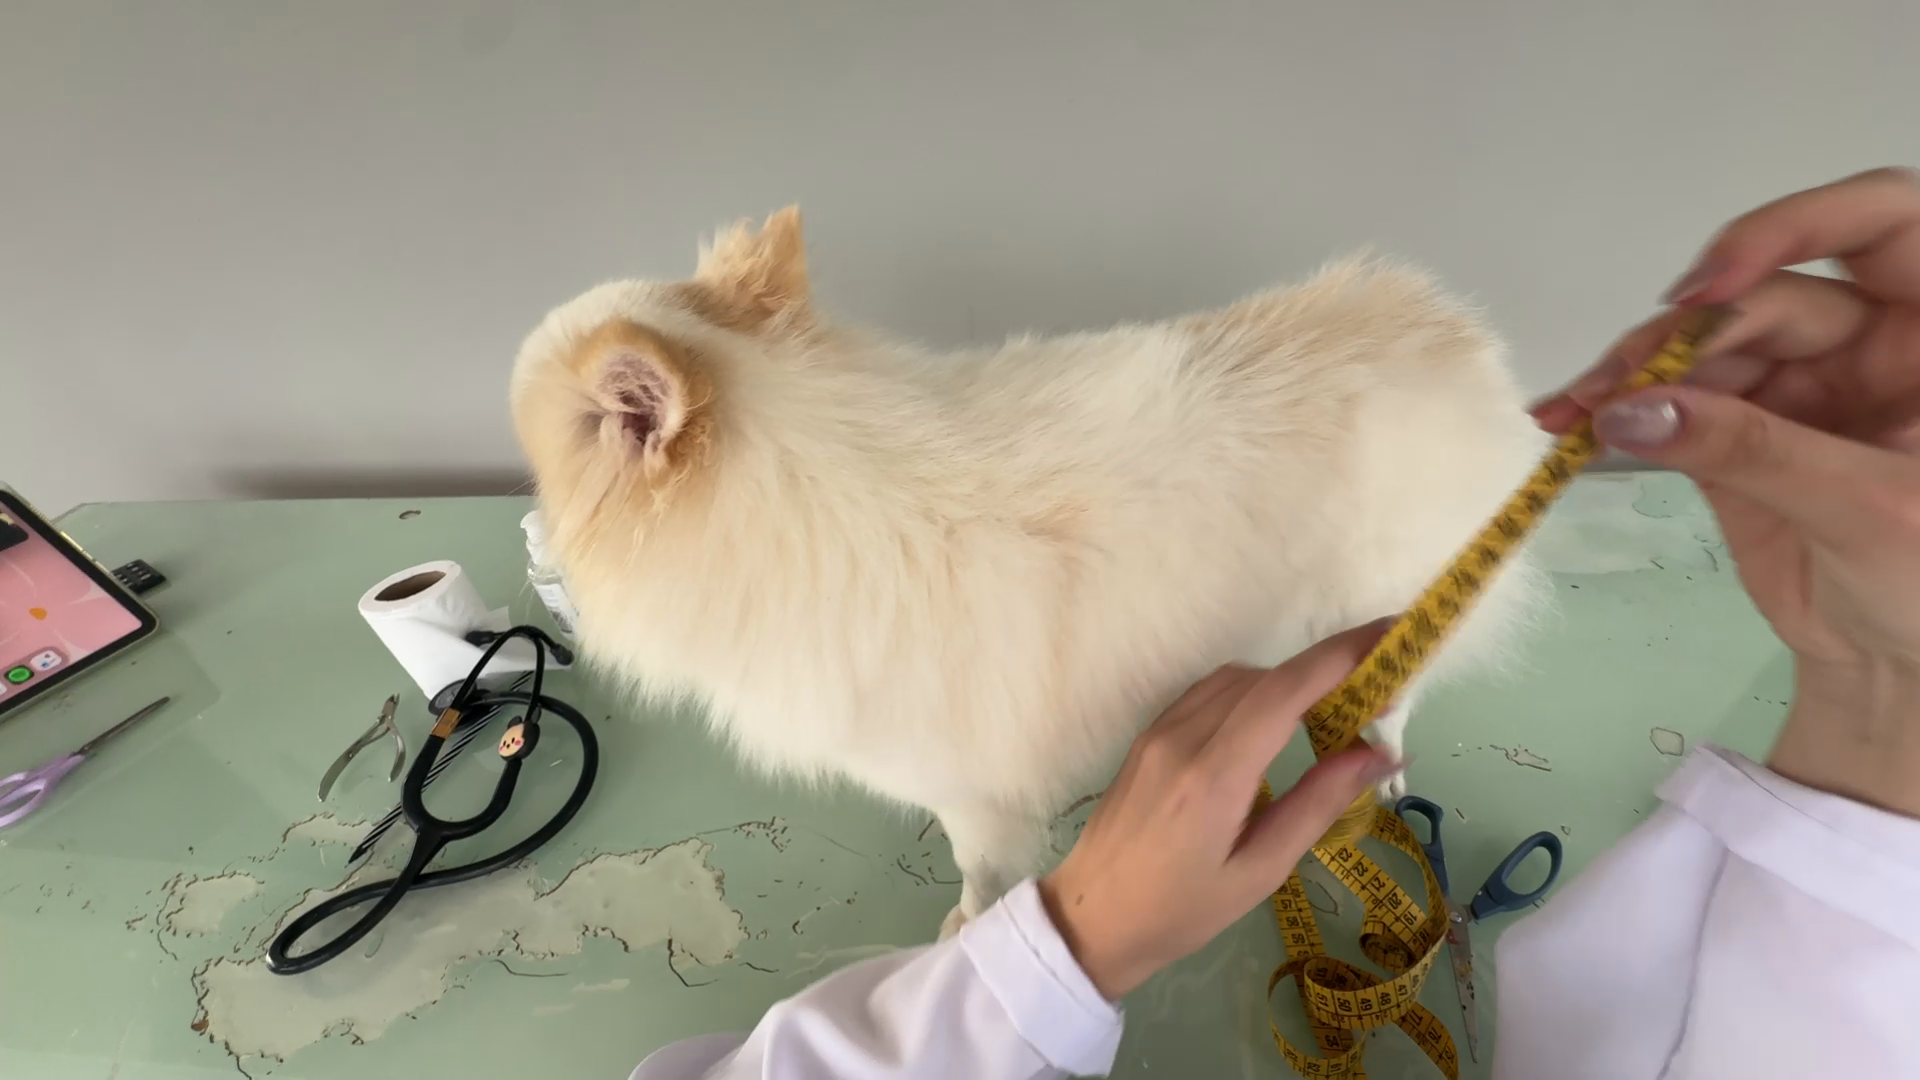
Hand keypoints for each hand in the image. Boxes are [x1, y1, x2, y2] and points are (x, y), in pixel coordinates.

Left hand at [1038, 623, 1396, 1000]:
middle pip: (1260, 679)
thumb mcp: (1259, 871)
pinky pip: (1205, 693)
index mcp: (1211, 775)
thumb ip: (1317, 806)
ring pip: (1231, 680)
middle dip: (1322, 671)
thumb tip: (1378, 753)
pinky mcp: (1147, 734)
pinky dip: (1248, 692)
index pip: (1281, 693)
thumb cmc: (1182, 910)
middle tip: (1376, 691)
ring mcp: (1157, 731)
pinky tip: (1271, 721)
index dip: (1338, 658)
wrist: (1094, 912)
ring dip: (1284, 681)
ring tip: (1331, 709)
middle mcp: (1180, 737)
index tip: (1388, 636)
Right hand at [1532, 167, 1919, 814]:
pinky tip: (1568, 428)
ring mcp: (1797, 395)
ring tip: (1570, 414)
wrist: (1910, 673)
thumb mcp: (1872, 506)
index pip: (1888, 228)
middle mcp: (1875, 349)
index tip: (1706, 291)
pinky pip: (1663, 410)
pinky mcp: (1733, 439)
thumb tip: (1626, 411)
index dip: (1794, 233)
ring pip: (1696, 357)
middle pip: (1759, 304)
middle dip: (1676, 341)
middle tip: (1611, 387)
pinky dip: (1612, 418)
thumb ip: (1751, 450)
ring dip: (1626, 380)